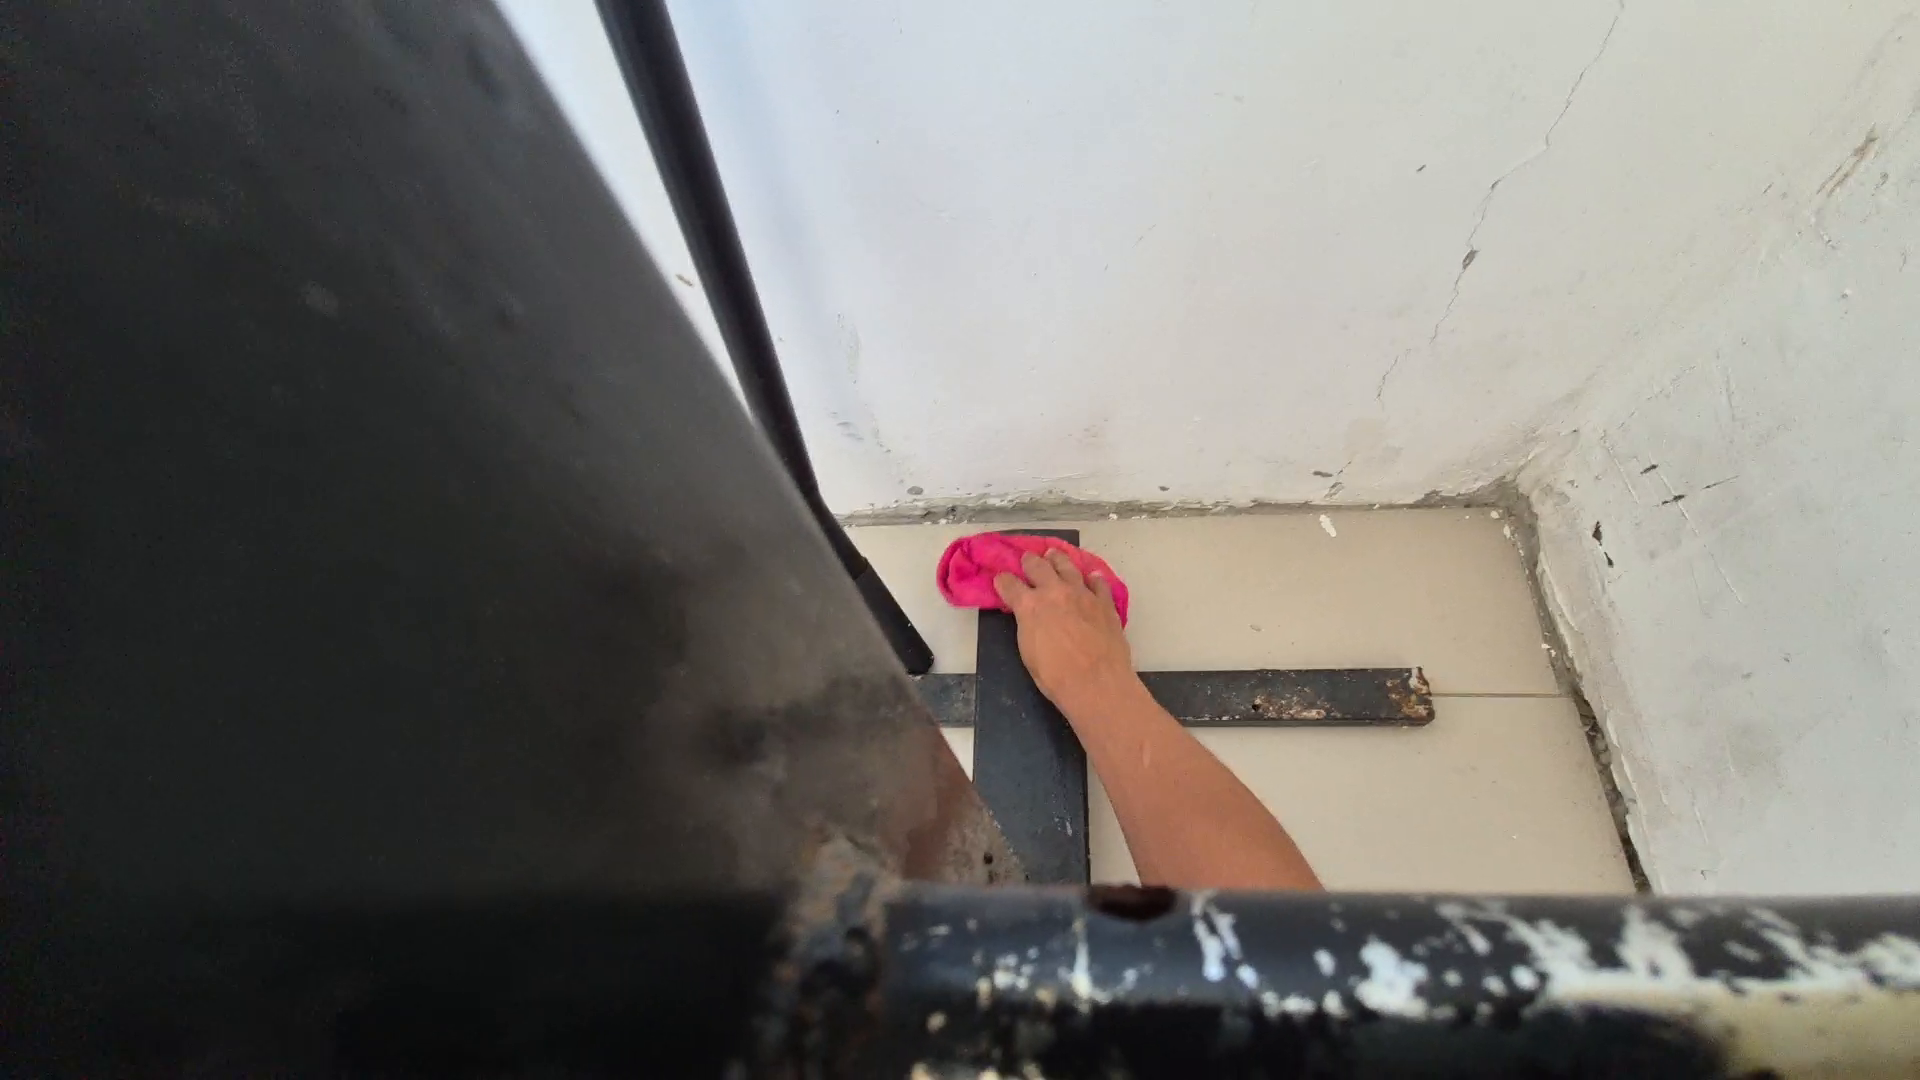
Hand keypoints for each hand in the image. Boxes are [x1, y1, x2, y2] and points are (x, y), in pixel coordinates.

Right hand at [993, 551, 1139, 714]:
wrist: (1096, 682)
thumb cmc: (1055, 675)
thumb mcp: (1028, 650)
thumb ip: (1027, 624)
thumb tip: (1028, 616)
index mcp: (1030, 605)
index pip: (1009, 584)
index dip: (1003, 581)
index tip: (1001, 580)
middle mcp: (1054, 591)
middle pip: (1038, 565)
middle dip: (1029, 561)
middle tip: (1027, 559)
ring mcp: (1082, 593)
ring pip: (1068, 566)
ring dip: (1058, 559)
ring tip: (1054, 554)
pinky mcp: (1104, 601)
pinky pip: (1098, 582)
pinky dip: (1092, 578)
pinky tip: (1091, 577)